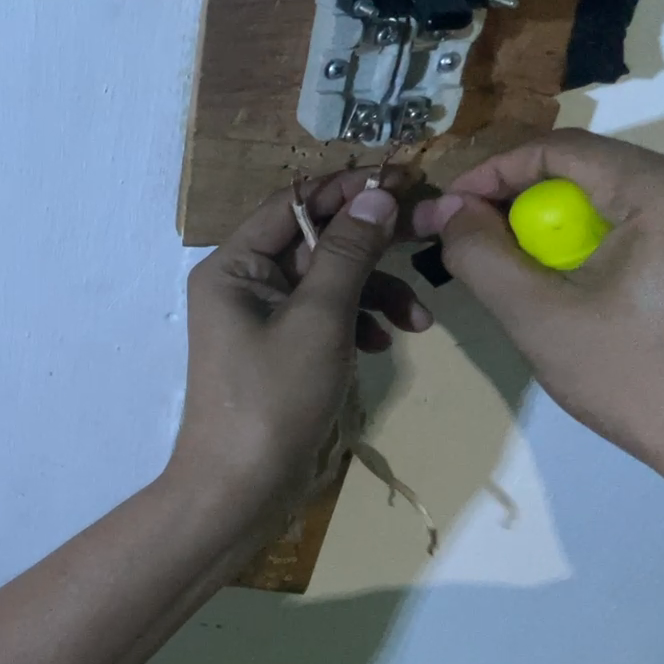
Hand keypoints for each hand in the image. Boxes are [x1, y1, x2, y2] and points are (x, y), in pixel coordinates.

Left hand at [169, 169, 430, 512]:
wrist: (242, 482)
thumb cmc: (274, 395)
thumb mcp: (318, 318)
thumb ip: (347, 253)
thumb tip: (374, 193)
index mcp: (231, 266)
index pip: (289, 205)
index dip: (345, 189)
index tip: (407, 181)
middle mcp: (239, 283)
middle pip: (312, 243)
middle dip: (371, 246)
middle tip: (433, 237)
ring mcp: (257, 318)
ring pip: (326, 282)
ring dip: (374, 293)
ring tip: (416, 324)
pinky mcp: (278, 348)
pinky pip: (323, 317)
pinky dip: (357, 322)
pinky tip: (382, 344)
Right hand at [412, 129, 663, 497]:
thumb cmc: (647, 383)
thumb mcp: (539, 319)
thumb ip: (480, 254)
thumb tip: (446, 209)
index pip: (561, 149)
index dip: (488, 174)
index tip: (445, 214)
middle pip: (596, 173)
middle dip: (527, 212)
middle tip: (483, 258)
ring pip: (626, 199)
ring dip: (568, 232)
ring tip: (538, 286)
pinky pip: (663, 222)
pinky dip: (612, 246)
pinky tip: (597, 295)